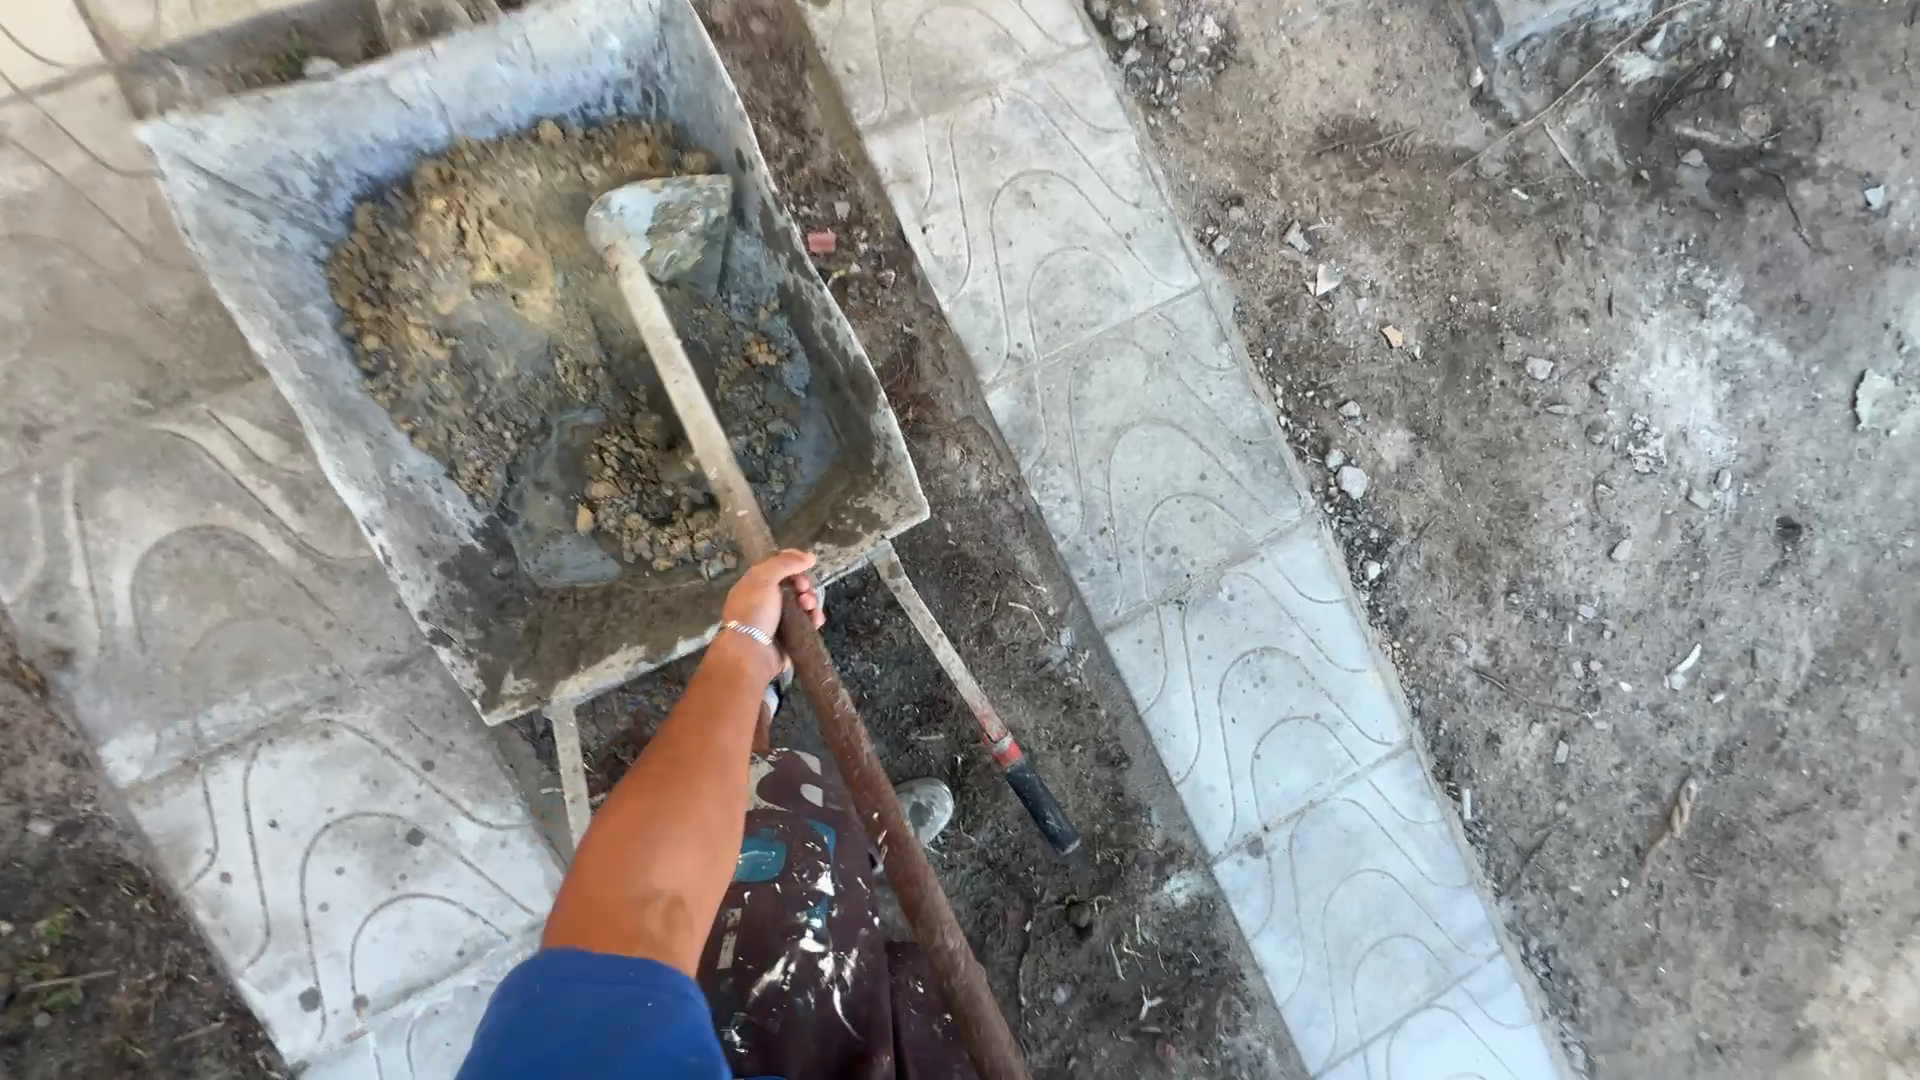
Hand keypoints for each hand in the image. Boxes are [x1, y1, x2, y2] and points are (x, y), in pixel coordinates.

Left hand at [714, 549, 822, 681]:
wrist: (751, 652)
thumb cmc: (753, 611)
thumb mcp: (763, 578)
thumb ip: (786, 563)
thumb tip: (810, 557)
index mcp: (754, 584)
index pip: (776, 565)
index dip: (793, 560)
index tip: (806, 562)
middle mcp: (765, 599)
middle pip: (793, 583)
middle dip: (804, 583)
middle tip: (803, 589)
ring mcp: (778, 619)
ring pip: (803, 603)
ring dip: (811, 601)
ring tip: (809, 607)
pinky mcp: (790, 635)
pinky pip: (807, 622)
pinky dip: (814, 619)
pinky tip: (816, 621)